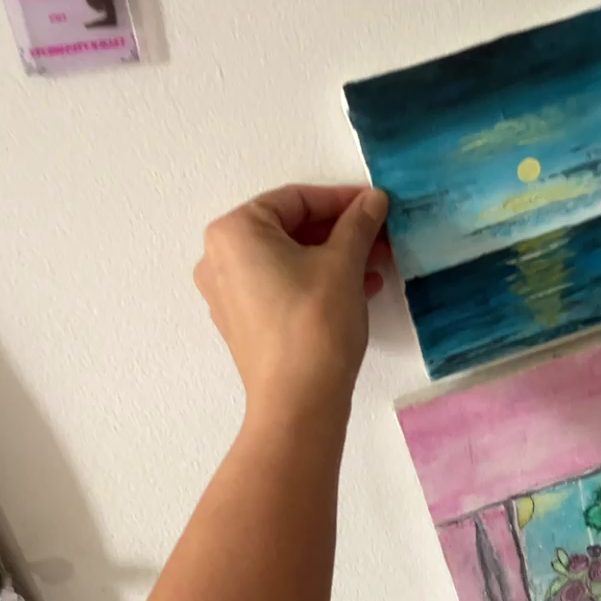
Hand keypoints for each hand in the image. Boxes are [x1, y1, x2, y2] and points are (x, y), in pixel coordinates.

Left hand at [193, 184, 390, 418]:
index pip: (295, 200)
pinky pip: (283, 286)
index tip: (376, 204)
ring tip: (377, 264)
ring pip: (289, 260)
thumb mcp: (343, 263)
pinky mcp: (244, 323)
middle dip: (340, 231)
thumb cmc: (315, 322)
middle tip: (381, 235)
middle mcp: (220, 258)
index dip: (341, 199)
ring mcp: (228, 293)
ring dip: (335, 257)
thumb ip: (358, 223)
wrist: (299, 401)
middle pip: (290, 229)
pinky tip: (358, 288)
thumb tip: (373, 199)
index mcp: (235, 232)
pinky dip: (318, 281)